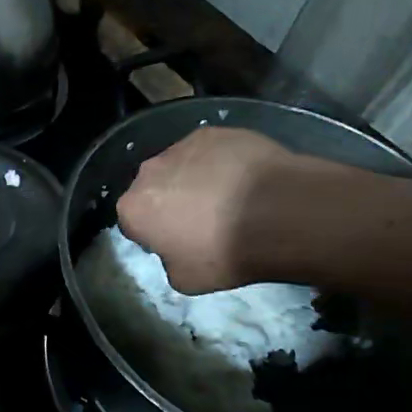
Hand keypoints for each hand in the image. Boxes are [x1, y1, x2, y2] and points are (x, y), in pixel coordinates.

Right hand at [115, 126, 369, 293]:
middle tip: (201, 219)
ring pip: (180, 166)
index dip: (154, 234)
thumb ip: (169, 260)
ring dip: (193, 179)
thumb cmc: (225, 252)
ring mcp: (181, 146)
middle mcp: (148, 171)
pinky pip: (208, 151)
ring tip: (227, 196)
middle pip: (152, 189)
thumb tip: (176, 248)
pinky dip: (219, 162)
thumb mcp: (185, 279)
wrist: (278, 213)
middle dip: (169, 201)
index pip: (133, 223)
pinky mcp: (214, 132)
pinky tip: (243, 177)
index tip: (177, 243)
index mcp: (133, 209)